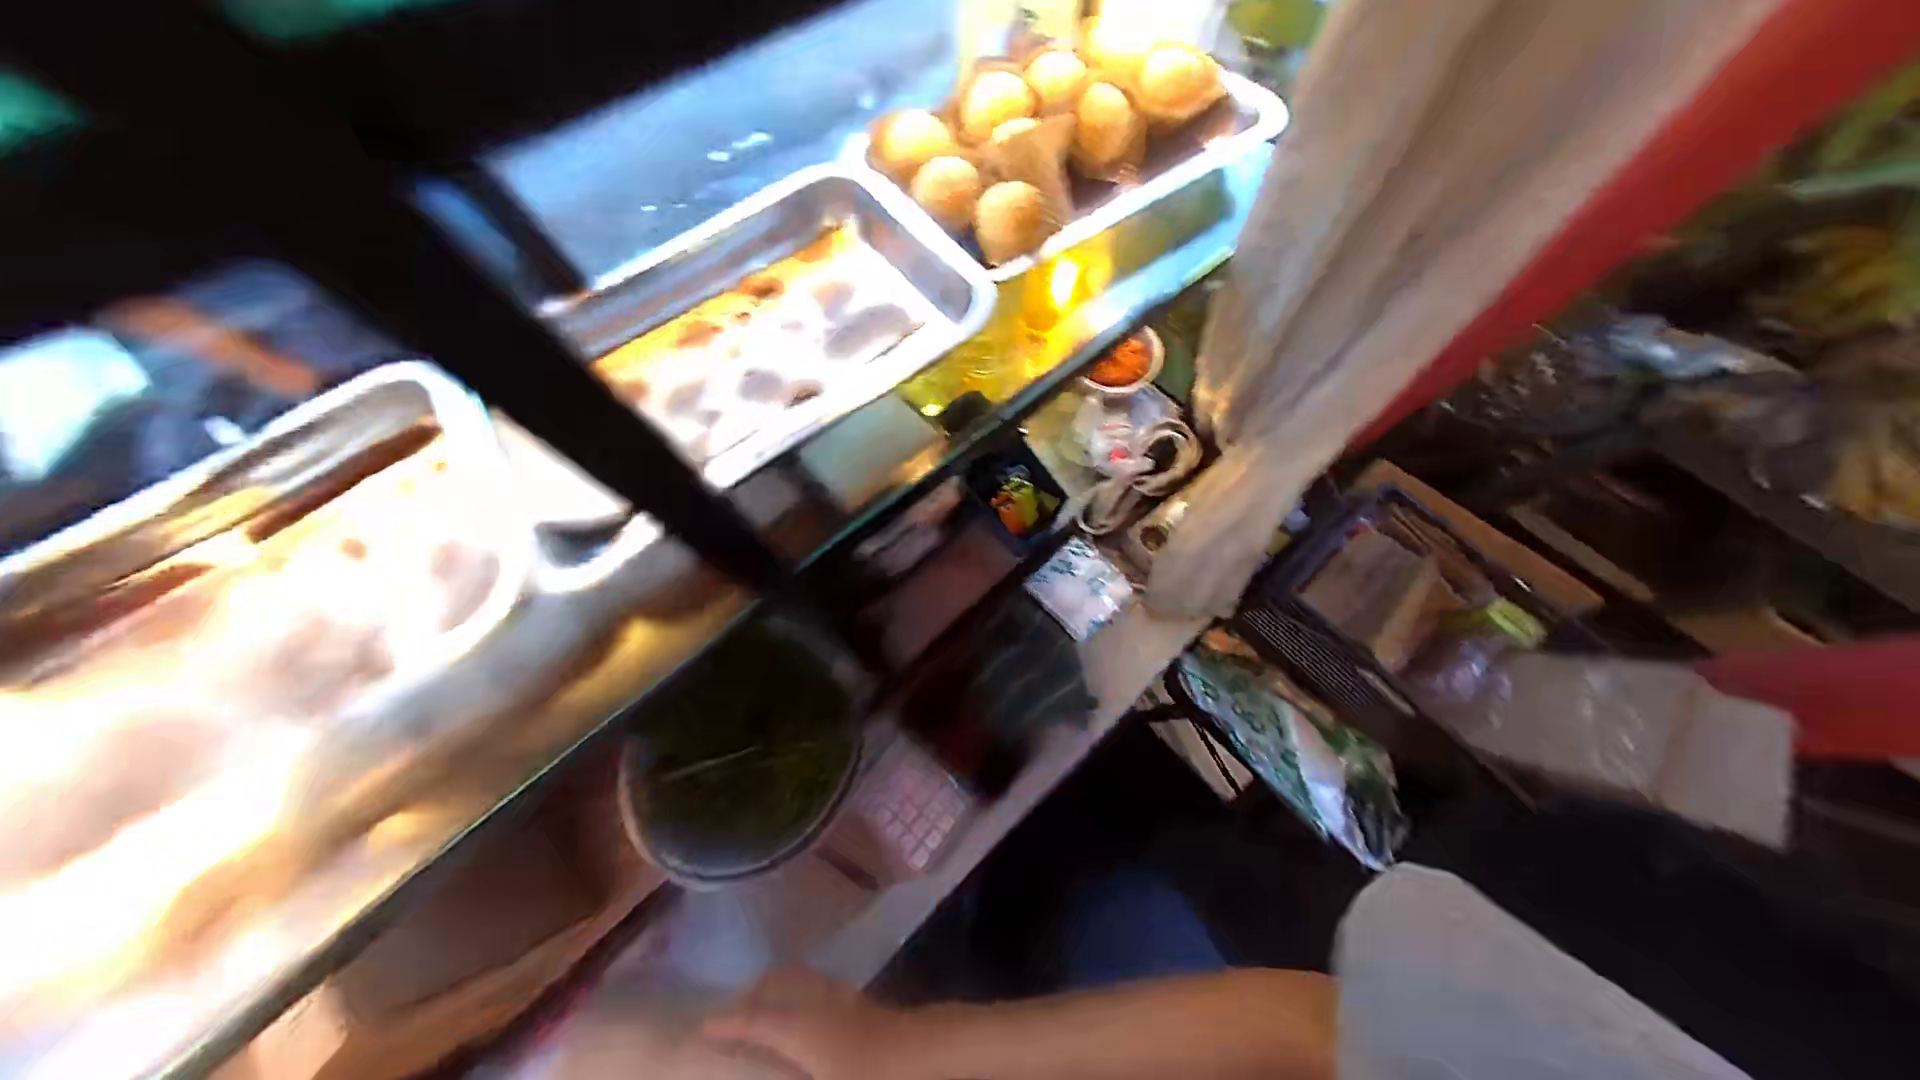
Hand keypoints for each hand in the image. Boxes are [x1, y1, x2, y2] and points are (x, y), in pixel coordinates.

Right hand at [701, 970, 924, 1079]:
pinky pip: (819, 989)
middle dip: (753, 996)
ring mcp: (840, 998)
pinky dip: (803, 995)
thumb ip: (793, 1077)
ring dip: (779, 990)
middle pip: (777, 984)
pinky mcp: (859, 1002)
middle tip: (736, 1018)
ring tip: (767, 1014)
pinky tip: (807, 1018)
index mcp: (801, 1029)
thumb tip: (778, 1068)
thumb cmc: (870, 1077)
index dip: (728, 1022)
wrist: (923, 1053)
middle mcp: (816, 1004)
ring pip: (800, 980)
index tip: (703, 1025)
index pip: (755, 1020)